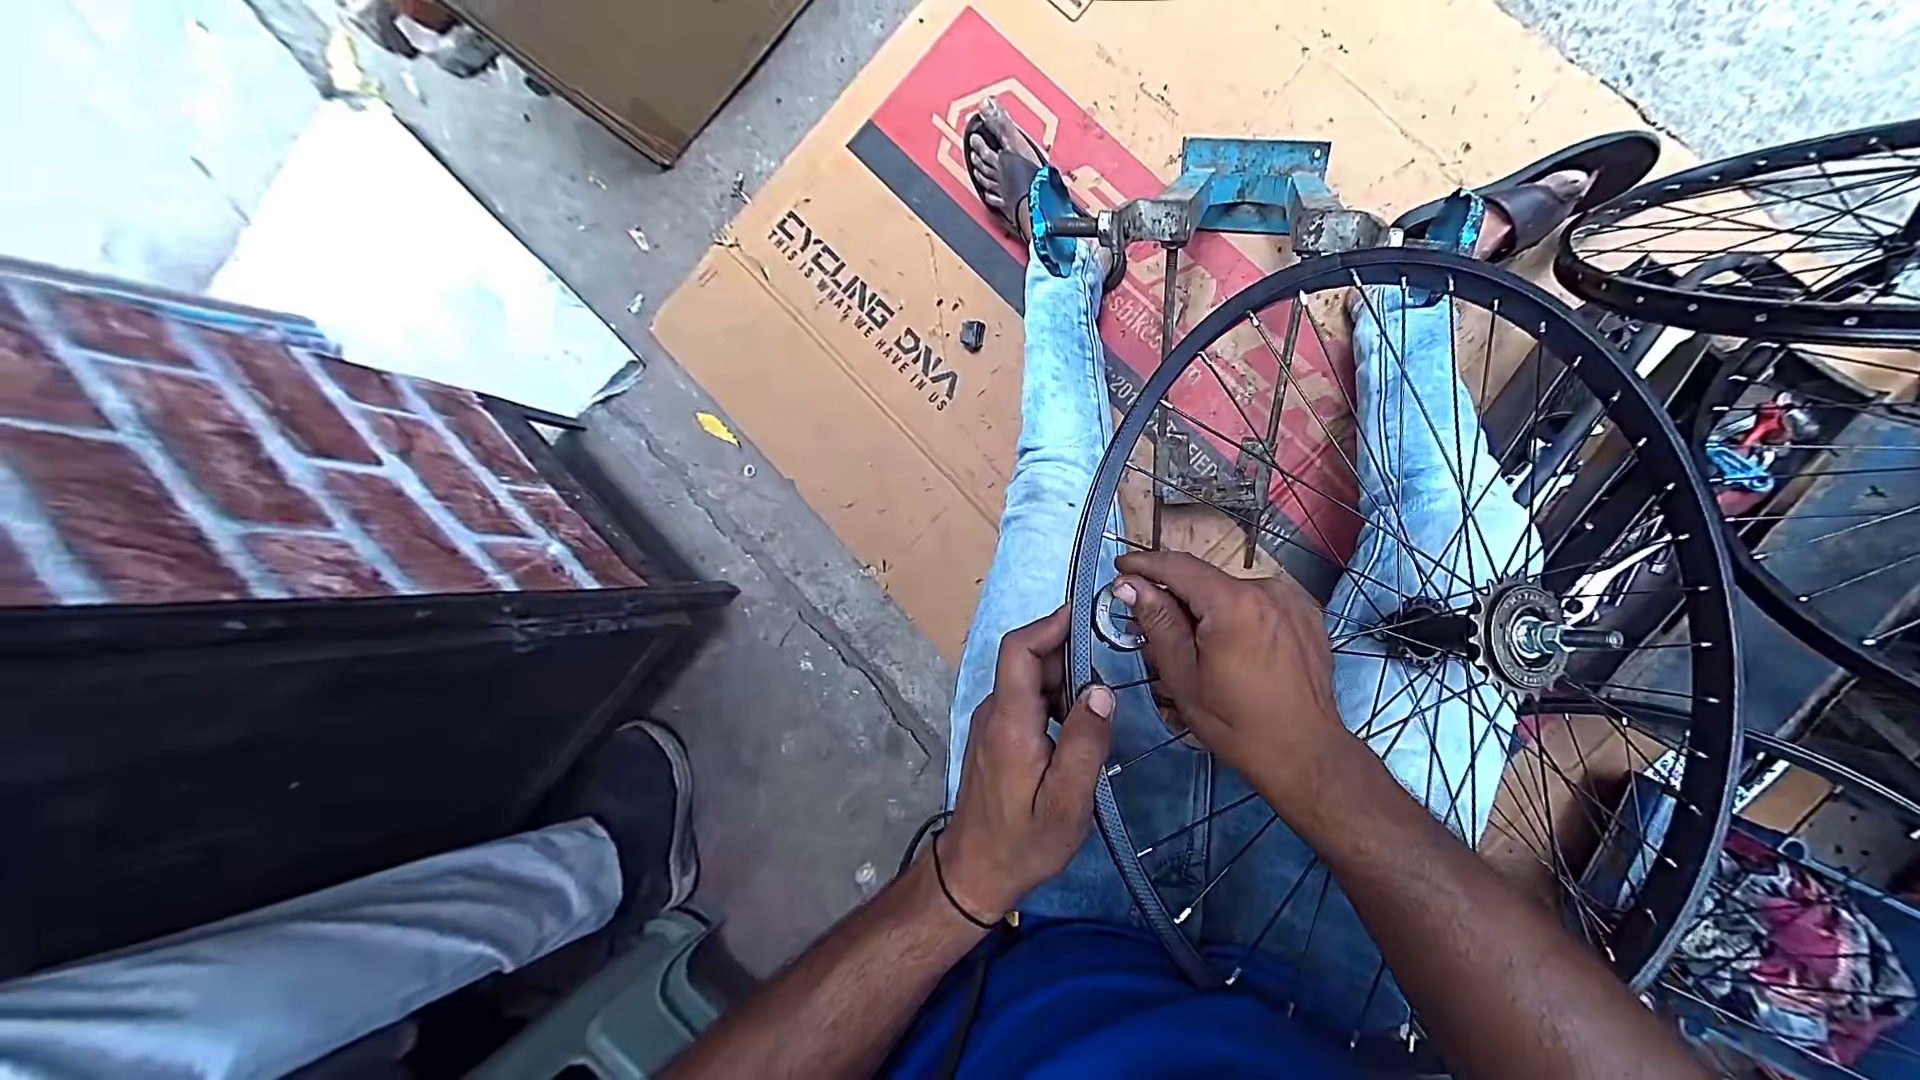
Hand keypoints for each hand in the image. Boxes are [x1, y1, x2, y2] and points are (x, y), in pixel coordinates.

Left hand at [940, 607, 1114, 920]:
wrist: (974, 871)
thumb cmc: (1023, 842)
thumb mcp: (1066, 803)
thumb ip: (1084, 745)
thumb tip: (1101, 690)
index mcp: (1010, 721)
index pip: (1019, 650)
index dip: (1049, 625)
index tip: (1084, 614)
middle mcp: (995, 712)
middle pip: (1027, 661)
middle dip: (1068, 652)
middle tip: (1111, 659)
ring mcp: (992, 723)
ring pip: (1028, 680)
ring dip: (1063, 676)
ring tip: (1103, 691)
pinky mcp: (996, 736)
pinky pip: (1025, 700)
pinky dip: (1054, 696)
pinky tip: (1080, 717)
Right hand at [1114, 551, 1345, 799]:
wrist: (1306, 753)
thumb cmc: (1236, 722)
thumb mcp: (1183, 675)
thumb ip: (1157, 621)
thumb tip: (1129, 584)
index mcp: (1234, 604)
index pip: (1178, 566)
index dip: (1143, 563)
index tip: (1121, 567)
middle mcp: (1267, 589)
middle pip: (1204, 579)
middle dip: (1172, 596)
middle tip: (1147, 624)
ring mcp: (1291, 599)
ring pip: (1228, 590)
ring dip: (1203, 607)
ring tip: (1190, 643)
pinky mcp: (1305, 613)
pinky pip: (1255, 601)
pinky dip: (1232, 613)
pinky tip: (1227, 645)